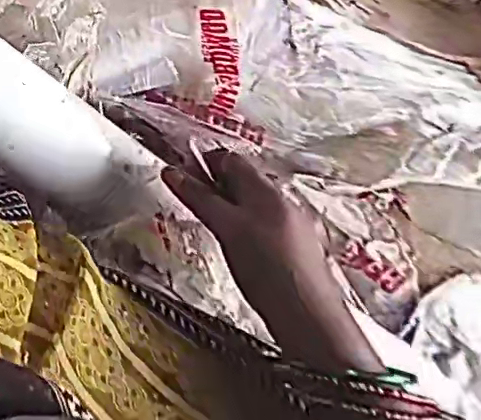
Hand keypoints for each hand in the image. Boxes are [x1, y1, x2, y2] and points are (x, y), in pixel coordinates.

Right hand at [162, 152, 382, 374]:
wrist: (310, 321)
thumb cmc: (265, 266)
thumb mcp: (223, 226)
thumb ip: (197, 195)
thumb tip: (171, 170)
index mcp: (267, 189)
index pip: (228, 158)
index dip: (201, 162)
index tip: (181, 175)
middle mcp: (284, 202)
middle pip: (240, 179)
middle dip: (214, 185)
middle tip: (192, 200)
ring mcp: (295, 226)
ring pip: (251, 203)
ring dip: (228, 207)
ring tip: (212, 224)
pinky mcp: (298, 250)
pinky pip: (263, 224)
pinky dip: (244, 226)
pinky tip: (237, 245)